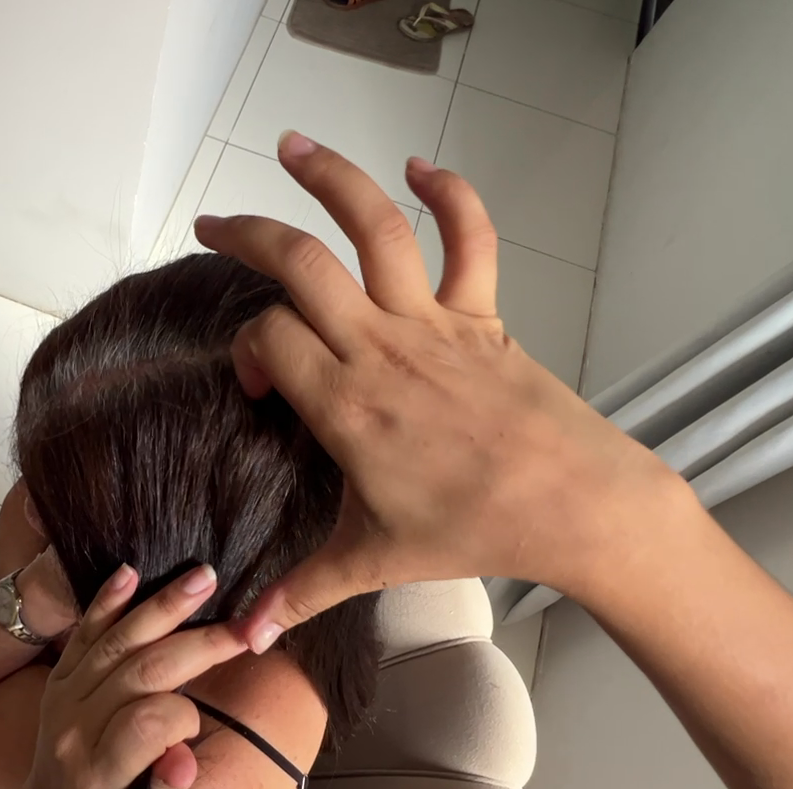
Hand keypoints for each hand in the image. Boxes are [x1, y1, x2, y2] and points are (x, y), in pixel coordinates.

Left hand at [12, 563, 247, 788]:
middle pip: (141, 671)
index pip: (149, 722)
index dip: (185, 715)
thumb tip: (185, 756)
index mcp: (98, 771)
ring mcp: (62, 696)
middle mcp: (75, 727)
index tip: (200, 720)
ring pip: (118, 642)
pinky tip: (129, 573)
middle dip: (196, 644)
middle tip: (242, 624)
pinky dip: (106, 602)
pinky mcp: (59, 676)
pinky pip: (84, 633)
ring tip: (201, 579)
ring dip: (162, 608)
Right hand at [194, 132, 690, 650]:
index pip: (268, 338)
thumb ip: (300, 592)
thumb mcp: (371, 560)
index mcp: (345, 403)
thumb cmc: (470, 530)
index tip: (257, 381)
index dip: (246, 348)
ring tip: (291, 148)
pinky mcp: (483, 316)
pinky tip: (421, 169)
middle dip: (250, 234)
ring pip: (377, 230)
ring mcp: (435, 324)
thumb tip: (242, 637)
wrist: (578, 506)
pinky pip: (470, 238)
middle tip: (213, 223)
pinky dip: (450, 194)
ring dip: (332, 179)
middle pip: (302, 264)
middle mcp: (382, 349)